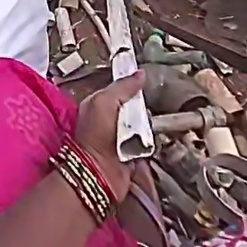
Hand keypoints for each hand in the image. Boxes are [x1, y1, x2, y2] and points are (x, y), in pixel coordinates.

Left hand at [72, 73, 142, 202]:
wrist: (100, 172)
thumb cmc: (96, 134)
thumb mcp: (105, 101)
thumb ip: (122, 87)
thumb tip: (140, 74)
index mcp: (98, 104)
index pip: (119, 89)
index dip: (130, 87)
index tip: (144, 83)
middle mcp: (109, 119)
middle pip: (134, 106)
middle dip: (141, 108)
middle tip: (142, 112)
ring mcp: (121, 137)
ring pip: (143, 124)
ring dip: (146, 126)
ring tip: (144, 130)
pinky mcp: (132, 153)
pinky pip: (148, 142)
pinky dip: (150, 142)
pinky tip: (148, 142)